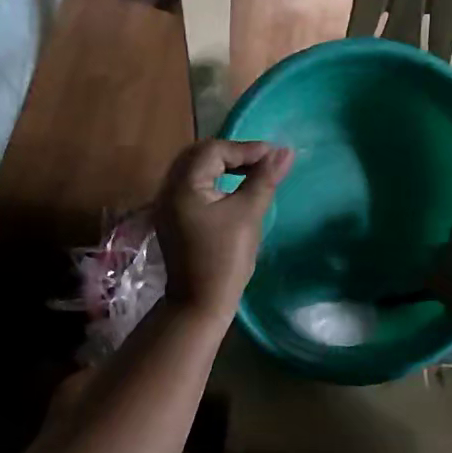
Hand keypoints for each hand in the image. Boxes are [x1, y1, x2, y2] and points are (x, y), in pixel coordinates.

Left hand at [156, 139, 292, 317]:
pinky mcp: (172, 219)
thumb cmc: (225, 258)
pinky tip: (232, 191)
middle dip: (232, 154)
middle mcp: (168, 189)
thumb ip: (265, 179)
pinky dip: (212, 182)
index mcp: (183, 185)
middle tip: (262, 162)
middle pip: (199, 156)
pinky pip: (190, 188)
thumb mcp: (248, 214)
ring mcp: (166, 205)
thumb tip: (285, 151)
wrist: (200, 303)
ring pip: (193, 171)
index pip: (214, 150)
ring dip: (222, 167)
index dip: (246, 149)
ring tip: (251, 173)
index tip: (275, 156)